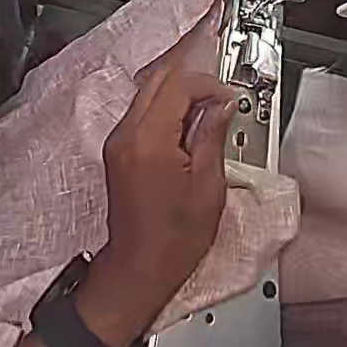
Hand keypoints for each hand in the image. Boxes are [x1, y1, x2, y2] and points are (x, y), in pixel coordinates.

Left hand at [78, 66, 239, 346]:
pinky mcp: (118, 150)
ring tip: (209, 110)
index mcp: (149, 141)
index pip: (178, 85)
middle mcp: (126, 135)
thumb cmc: (173, 239)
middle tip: (220, 93)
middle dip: (193, 78)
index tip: (228, 99)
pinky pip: (143, 111)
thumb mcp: (208, 185)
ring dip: (180, 91)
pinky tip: (189, 126)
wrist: (140, 268)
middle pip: (158, 79)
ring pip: (149, 91)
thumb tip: (222, 105)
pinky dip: (168, 108)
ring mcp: (118, 142)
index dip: (208, 85)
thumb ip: (213, 136)